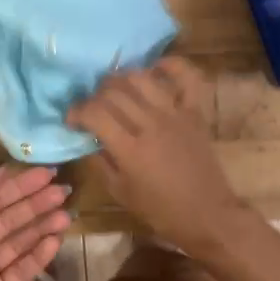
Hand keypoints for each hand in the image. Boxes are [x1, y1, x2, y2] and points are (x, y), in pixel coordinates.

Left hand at [0, 165, 70, 280]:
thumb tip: (1, 169)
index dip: (18, 184)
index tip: (46, 173)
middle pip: (8, 218)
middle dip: (35, 203)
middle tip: (64, 191)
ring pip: (19, 242)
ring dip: (42, 227)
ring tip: (66, 215)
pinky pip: (23, 269)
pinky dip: (39, 254)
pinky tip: (56, 241)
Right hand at [66, 57, 247, 254]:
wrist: (207, 215)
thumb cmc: (161, 211)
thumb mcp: (120, 193)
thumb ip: (100, 162)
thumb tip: (88, 138)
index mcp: (130, 149)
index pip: (95, 113)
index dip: (77, 111)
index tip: (72, 120)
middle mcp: (151, 124)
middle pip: (114, 93)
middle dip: (95, 96)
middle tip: (92, 107)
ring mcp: (175, 114)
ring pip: (141, 78)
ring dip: (122, 78)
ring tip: (115, 89)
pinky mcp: (195, 112)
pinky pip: (186, 77)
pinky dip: (171, 65)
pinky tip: (156, 67)